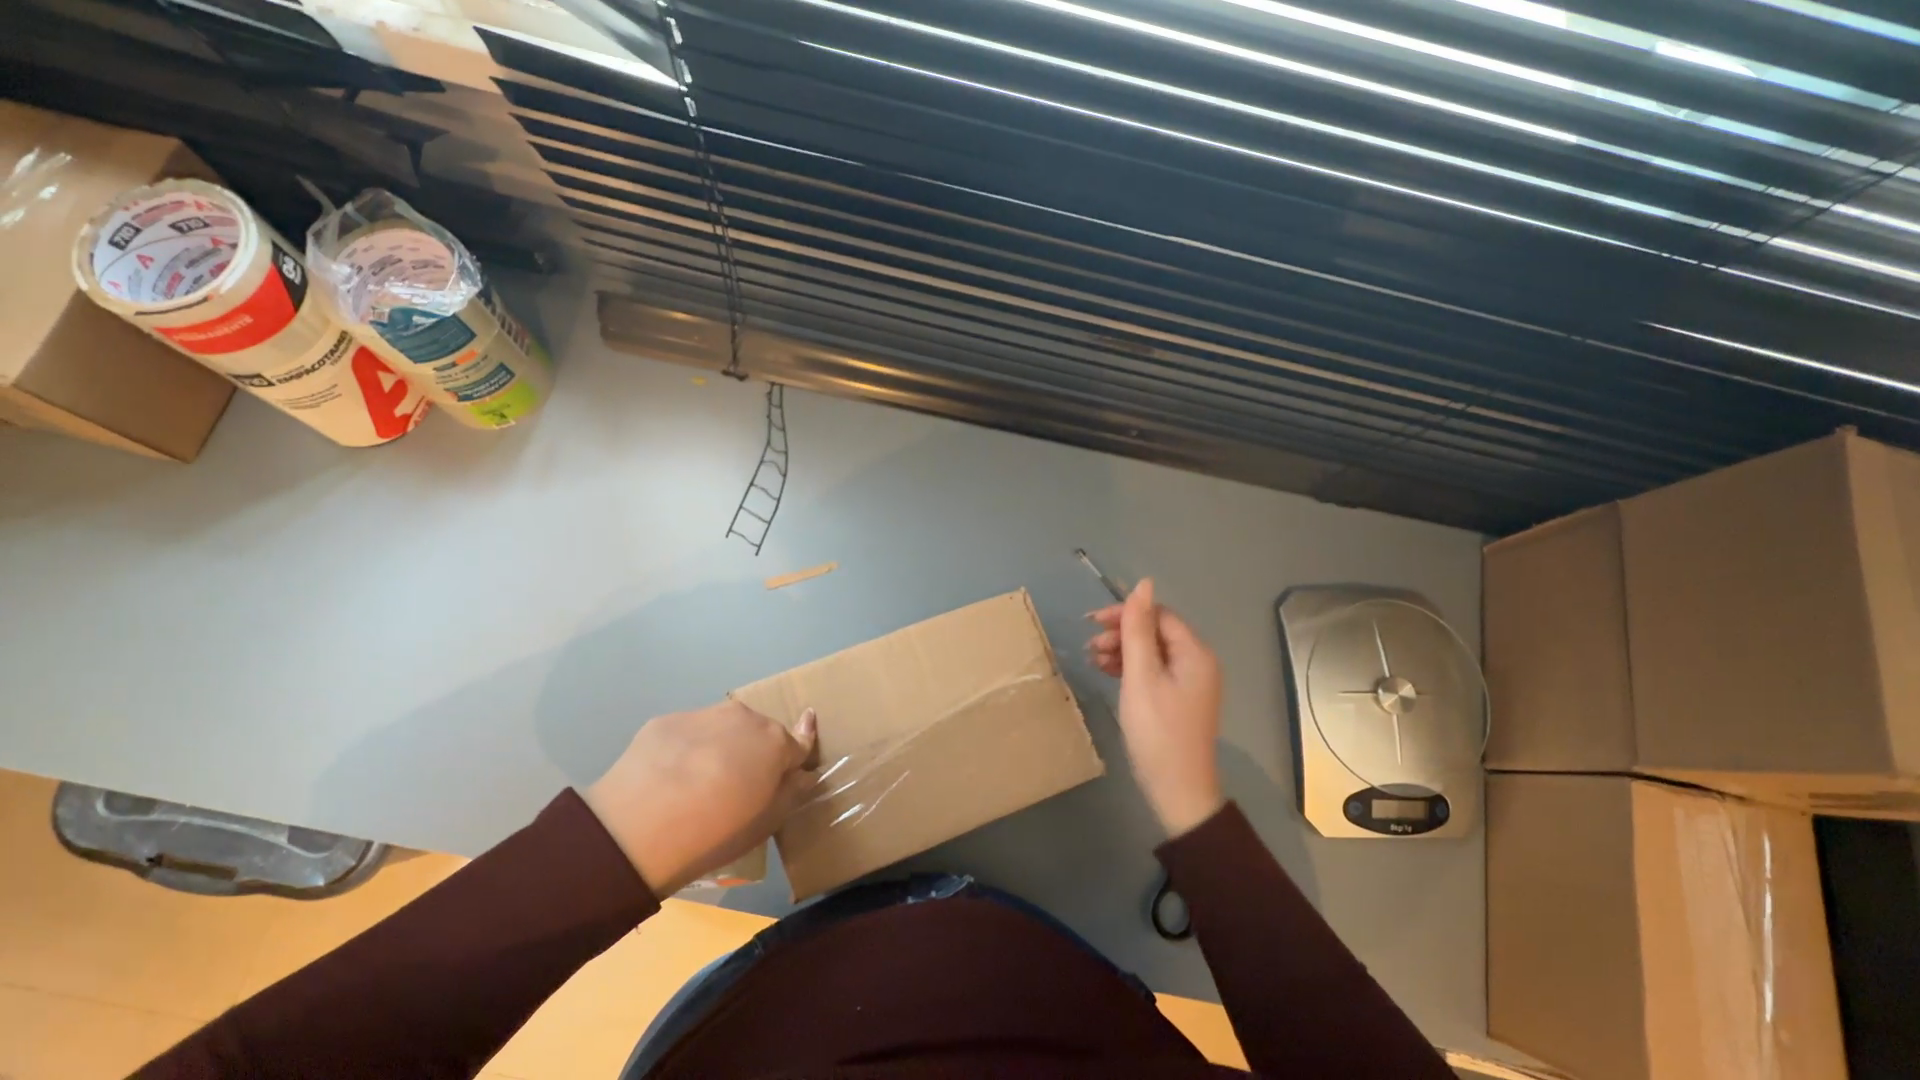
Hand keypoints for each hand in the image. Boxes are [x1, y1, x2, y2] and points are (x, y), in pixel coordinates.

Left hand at [582, 701, 817, 894]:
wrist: (639, 827)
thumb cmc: (716, 831)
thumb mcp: (766, 823)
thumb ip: (792, 792)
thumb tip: (803, 773)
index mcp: (774, 741)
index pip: (799, 742)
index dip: (798, 754)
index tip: (795, 760)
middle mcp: (743, 717)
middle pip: (758, 733)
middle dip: (754, 753)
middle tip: (736, 788)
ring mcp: (702, 715)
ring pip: (721, 729)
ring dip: (720, 747)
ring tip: (698, 783)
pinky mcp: (665, 721)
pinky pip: (687, 734)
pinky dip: (686, 750)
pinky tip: (669, 778)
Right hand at [1088, 579, 1224, 836]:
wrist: (1178, 790)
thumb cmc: (1157, 731)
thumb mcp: (1141, 677)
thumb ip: (1138, 629)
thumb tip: (1144, 584)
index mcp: (1195, 653)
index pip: (1159, 616)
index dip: (1126, 614)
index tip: (1092, 623)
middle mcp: (1199, 663)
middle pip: (1157, 632)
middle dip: (1122, 634)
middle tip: (1090, 646)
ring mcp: (1192, 683)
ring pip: (1154, 653)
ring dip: (1124, 651)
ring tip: (1094, 660)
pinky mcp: (1181, 701)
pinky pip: (1156, 672)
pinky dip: (1132, 669)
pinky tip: (1109, 674)